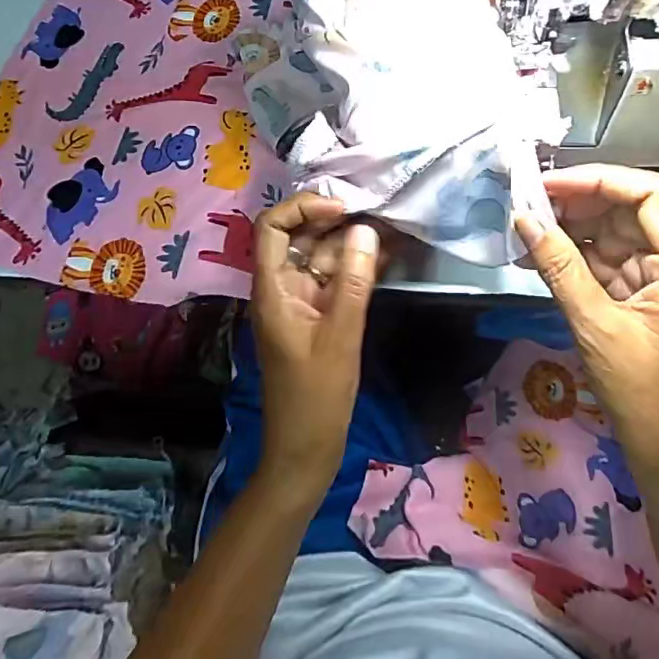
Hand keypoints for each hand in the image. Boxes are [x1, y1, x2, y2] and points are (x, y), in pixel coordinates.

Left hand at [250, 193, 380, 490]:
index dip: (301, 208)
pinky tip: (383, 257)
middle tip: (375, 214)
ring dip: (349, 243)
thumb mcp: (340, 337)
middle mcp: (280, 289)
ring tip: (388, 229)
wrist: (305, 450)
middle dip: (333, 221)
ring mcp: (298, 303)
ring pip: (319, 259)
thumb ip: (354, 282)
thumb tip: (366, 230)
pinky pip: (332, 282)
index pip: (271, 227)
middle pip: (298, 238)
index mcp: (271, 289)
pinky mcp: (315, 317)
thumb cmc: (316, 398)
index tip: (342, 209)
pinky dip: (353, 269)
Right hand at [513, 165, 658, 478]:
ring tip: (526, 234)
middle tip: (527, 209)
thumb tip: (524, 220)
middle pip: (631, 212)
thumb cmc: (645, 394)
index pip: (650, 194)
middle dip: (578, 206)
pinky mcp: (648, 300)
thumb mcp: (596, 325)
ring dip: (572, 233)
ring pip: (617, 236)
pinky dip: (577, 260)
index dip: (598, 180)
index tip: (549, 186)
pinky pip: (611, 265)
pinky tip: (540, 258)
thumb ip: (559, 267)